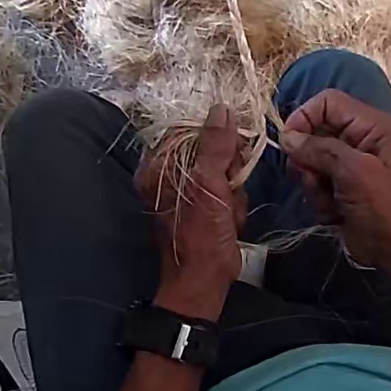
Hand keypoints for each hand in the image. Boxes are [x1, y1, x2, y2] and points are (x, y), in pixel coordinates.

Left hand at [136, 104, 245, 321]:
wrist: (203, 282)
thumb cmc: (200, 237)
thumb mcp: (209, 186)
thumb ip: (215, 145)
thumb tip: (221, 108)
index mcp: (157, 167)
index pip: (188, 130)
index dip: (215, 138)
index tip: (231, 152)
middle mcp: (167, 177)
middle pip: (210, 151)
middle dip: (228, 171)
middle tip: (228, 191)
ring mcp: (187, 194)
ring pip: (223, 172)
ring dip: (233, 192)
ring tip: (228, 215)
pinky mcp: (203, 209)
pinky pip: (226, 192)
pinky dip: (233, 206)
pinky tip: (230, 223)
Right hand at [280, 90, 390, 312]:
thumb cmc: (385, 207)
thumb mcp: (354, 172)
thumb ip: (320, 149)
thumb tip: (287, 136)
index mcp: (371, 126)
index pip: (327, 102)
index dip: (304, 117)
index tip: (290, 141)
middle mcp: (360, 140)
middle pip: (314, 133)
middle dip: (308, 159)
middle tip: (314, 179)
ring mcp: (349, 166)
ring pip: (310, 162)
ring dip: (313, 185)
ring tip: (331, 201)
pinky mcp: (341, 188)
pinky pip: (315, 184)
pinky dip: (320, 200)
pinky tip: (336, 213)